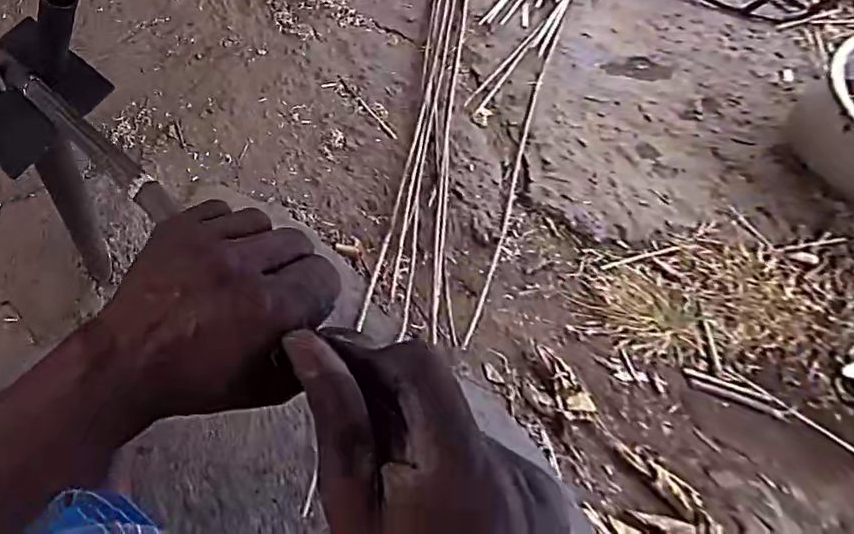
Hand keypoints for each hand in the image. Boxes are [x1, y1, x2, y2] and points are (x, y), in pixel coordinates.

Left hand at [86, 200, 339, 425]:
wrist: (131, 354)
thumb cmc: (193, 377)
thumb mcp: (263, 387)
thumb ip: (303, 354)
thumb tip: (317, 325)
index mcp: (268, 307)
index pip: (322, 274)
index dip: (319, 289)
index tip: (308, 298)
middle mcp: (240, 265)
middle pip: (295, 241)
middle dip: (295, 263)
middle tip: (280, 280)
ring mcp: (205, 240)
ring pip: (258, 220)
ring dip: (260, 241)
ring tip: (247, 262)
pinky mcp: (177, 226)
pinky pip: (218, 208)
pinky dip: (225, 225)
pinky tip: (218, 247)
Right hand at [286, 330, 575, 533]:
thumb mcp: (352, 506)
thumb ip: (338, 418)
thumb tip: (305, 343)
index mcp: (464, 468)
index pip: (417, 362)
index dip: (367, 352)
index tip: (328, 363)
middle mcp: (515, 470)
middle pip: (435, 389)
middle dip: (381, 388)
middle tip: (342, 417)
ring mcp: (539, 492)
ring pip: (453, 417)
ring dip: (409, 420)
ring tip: (380, 463)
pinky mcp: (548, 508)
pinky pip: (479, 450)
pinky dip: (440, 450)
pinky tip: (420, 489)